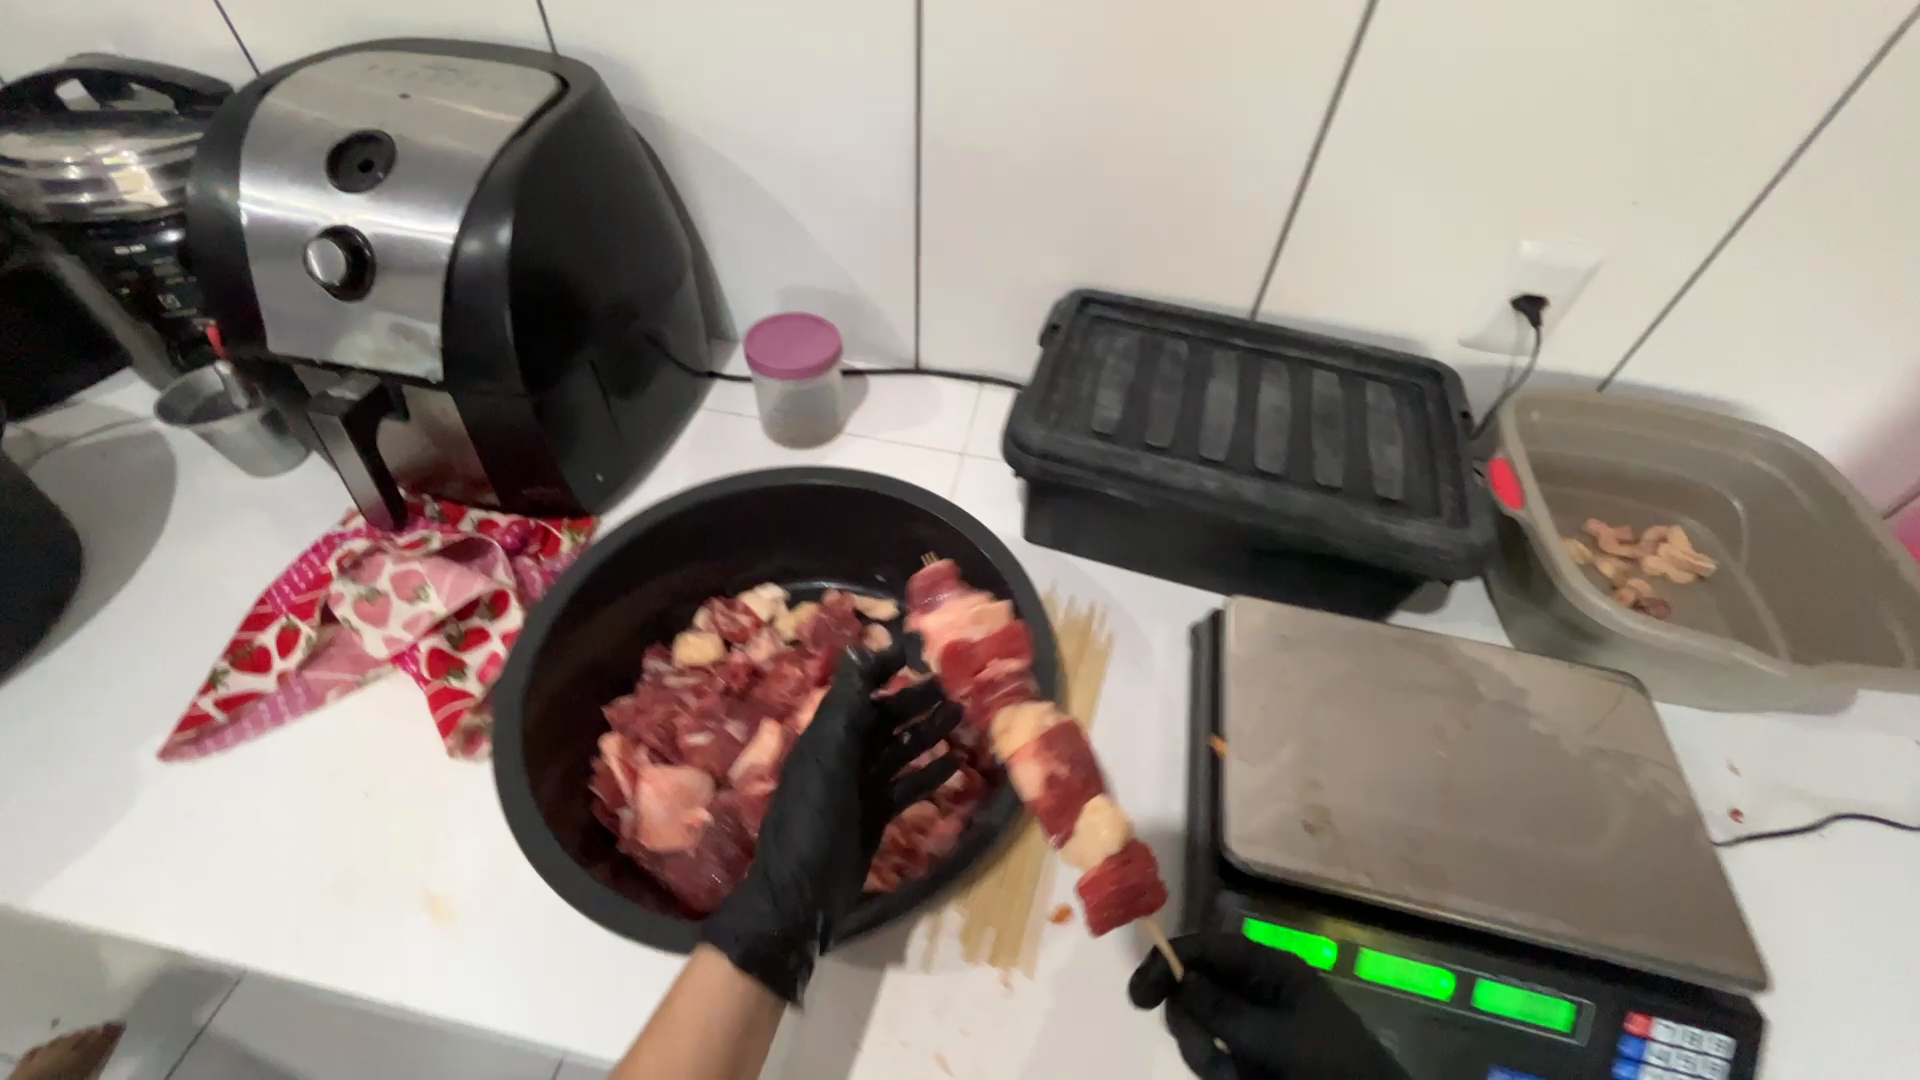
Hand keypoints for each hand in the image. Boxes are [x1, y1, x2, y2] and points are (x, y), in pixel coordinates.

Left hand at [701, 646, 959, 1001]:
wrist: (800, 894)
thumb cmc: (811, 818)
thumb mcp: (827, 756)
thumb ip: (844, 705)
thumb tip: (857, 649)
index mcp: (826, 736)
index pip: (857, 691)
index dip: (882, 669)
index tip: (914, 649)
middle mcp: (843, 755)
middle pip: (884, 719)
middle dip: (915, 701)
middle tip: (952, 685)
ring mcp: (860, 786)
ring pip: (899, 749)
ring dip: (927, 732)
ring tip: (960, 714)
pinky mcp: (876, 813)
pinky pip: (906, 785)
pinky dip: (928, 773)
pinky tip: (954, 763)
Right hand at [1130, 931, 1410, 1079]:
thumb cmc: (1333, 1068)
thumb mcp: (1278, 1038)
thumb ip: (1224, 1009)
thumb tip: (1179, 979)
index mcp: (1267, 969)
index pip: (1206, 948)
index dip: (1169, 960)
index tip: (1140, 994)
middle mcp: (1254, 991)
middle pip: (1195, 987)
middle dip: (1190, 1020)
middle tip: (1206, 1055)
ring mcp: (1253, 1028)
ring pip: (1201, 1027)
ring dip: (1205, 1054)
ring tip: (1233, 1079)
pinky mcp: (1251, 1061)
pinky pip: (1215, 1057)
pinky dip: (1217, 1072)